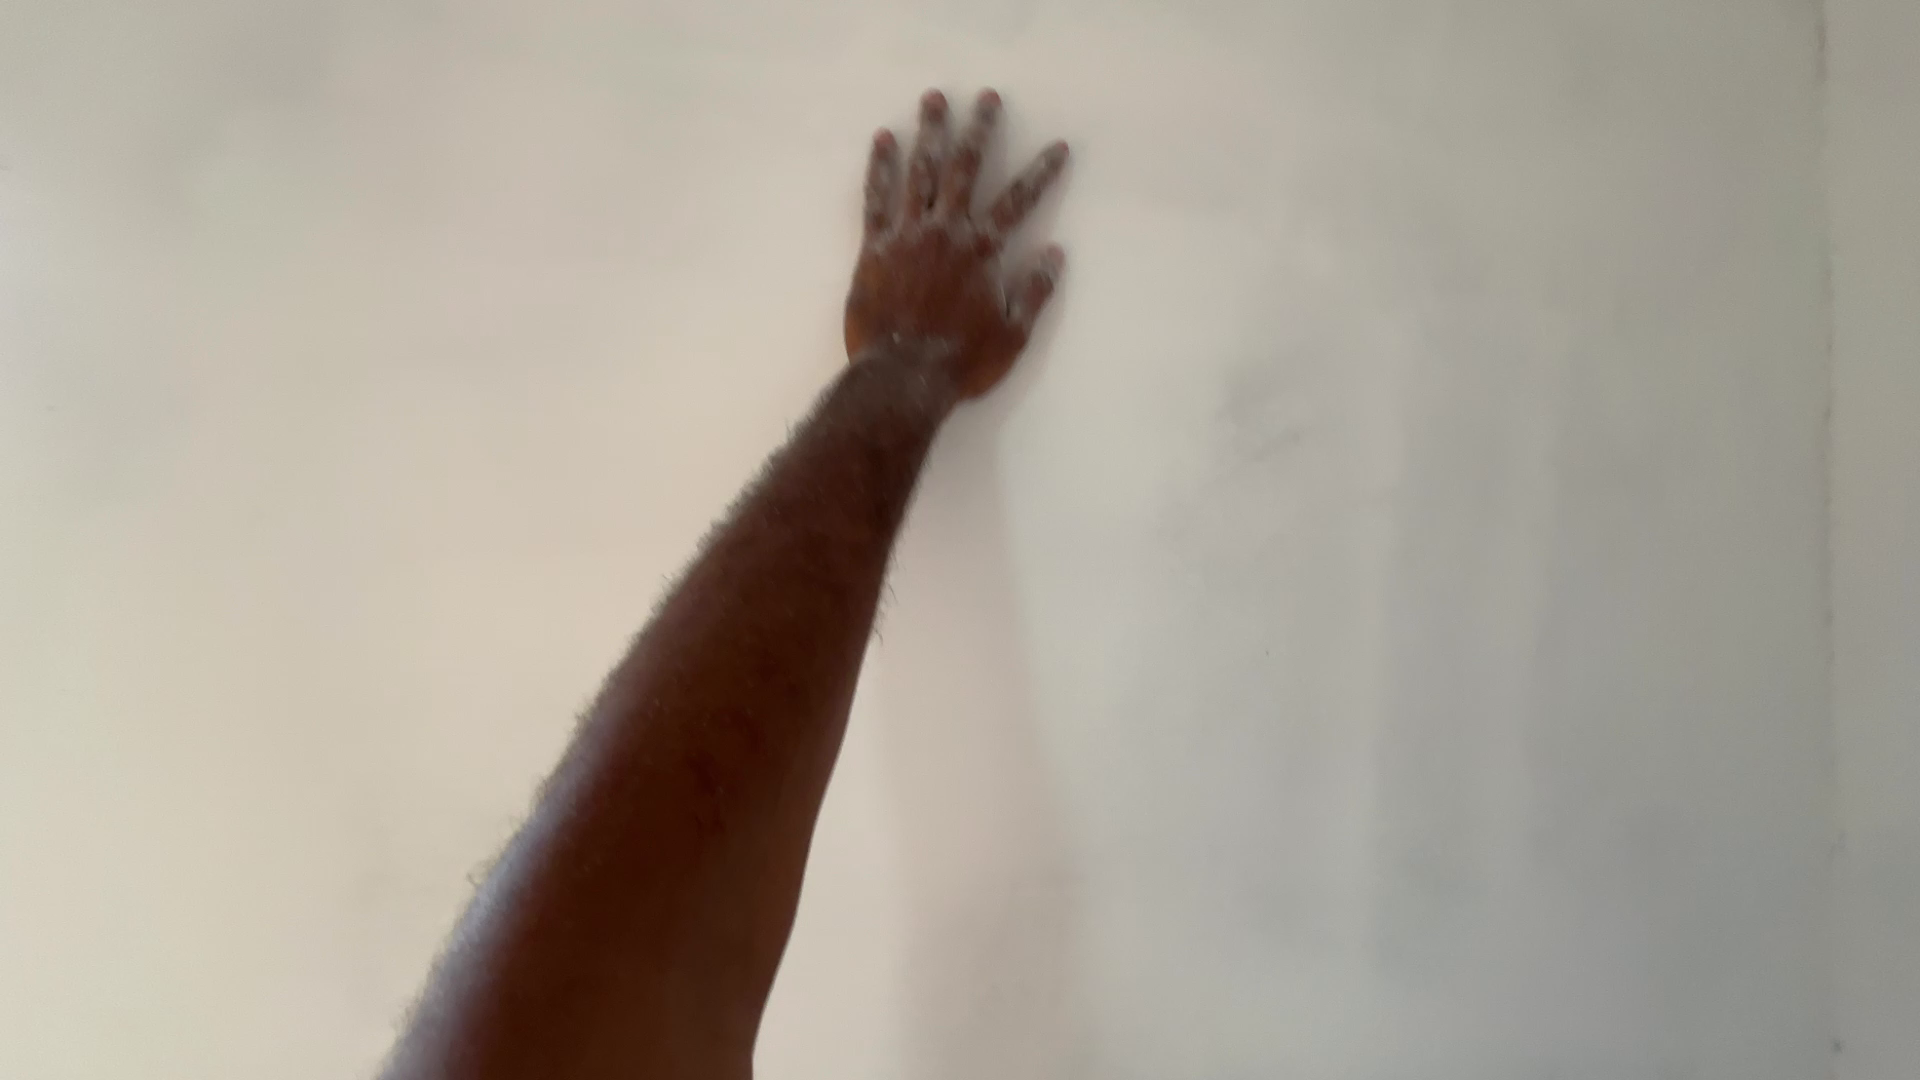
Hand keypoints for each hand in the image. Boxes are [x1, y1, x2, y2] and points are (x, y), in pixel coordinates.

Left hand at [844, 89, 1069, 398]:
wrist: (903, 378)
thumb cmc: (962, 362)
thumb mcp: (1013, 335)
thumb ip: (1034, 293)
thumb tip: (1055, 255)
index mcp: (983, 252)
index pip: (1018, 201)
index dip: (1040, 173)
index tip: (1057, 146)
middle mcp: (947, 232)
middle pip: (965, 169)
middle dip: (979, 131)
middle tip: (987, 99)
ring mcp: (907, 236)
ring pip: (920, 173)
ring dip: (929, 133)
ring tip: (934, 100)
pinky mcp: (874, 249)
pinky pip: (876, 199)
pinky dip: (880, 168)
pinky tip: (883, 141)